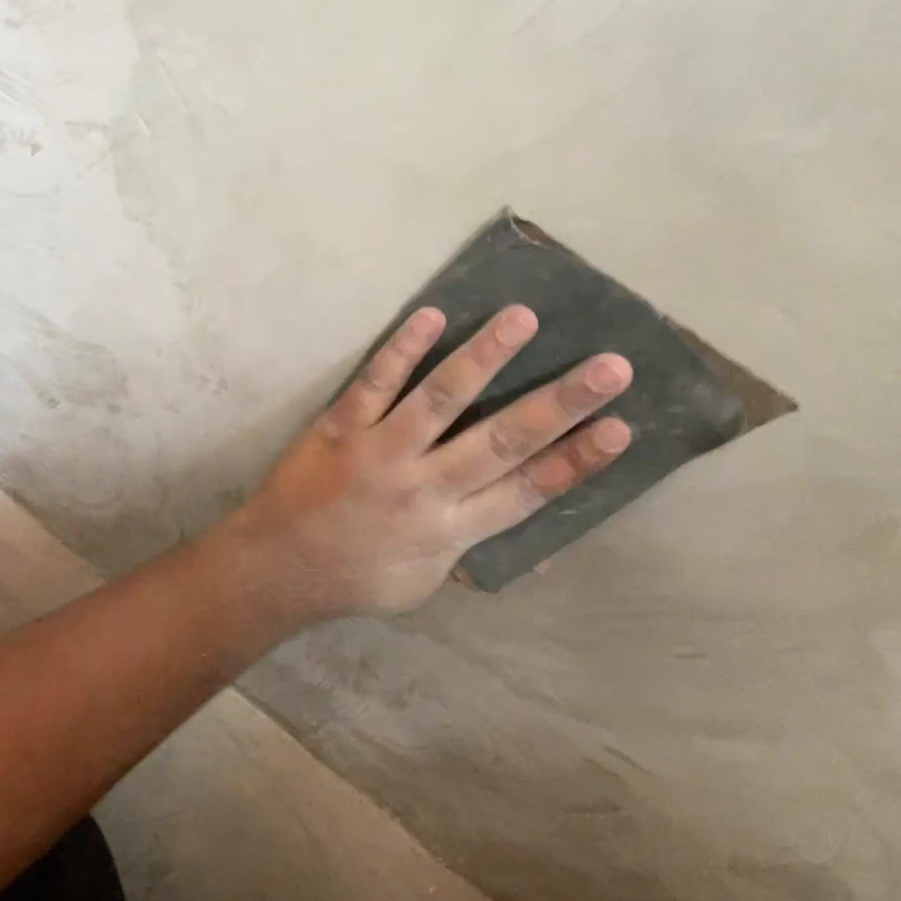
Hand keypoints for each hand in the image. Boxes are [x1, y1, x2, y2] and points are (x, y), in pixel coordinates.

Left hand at [223, 305, 633, 617]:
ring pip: (440, 399)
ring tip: (523, 317)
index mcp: (451, 528)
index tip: (623, 428)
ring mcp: (381, 452)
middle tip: (611, 366)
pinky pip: (374, 383)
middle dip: (560, 403)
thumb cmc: (354, 577)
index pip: (528, 490)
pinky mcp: (341, 427)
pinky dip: (402, 350)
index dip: (577, 460)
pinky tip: (431, 316)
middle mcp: (424, 487)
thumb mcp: (422, 584)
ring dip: (483, 357)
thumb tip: (534, 555)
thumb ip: (470, 554)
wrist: (277, 567)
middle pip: (502, 440)